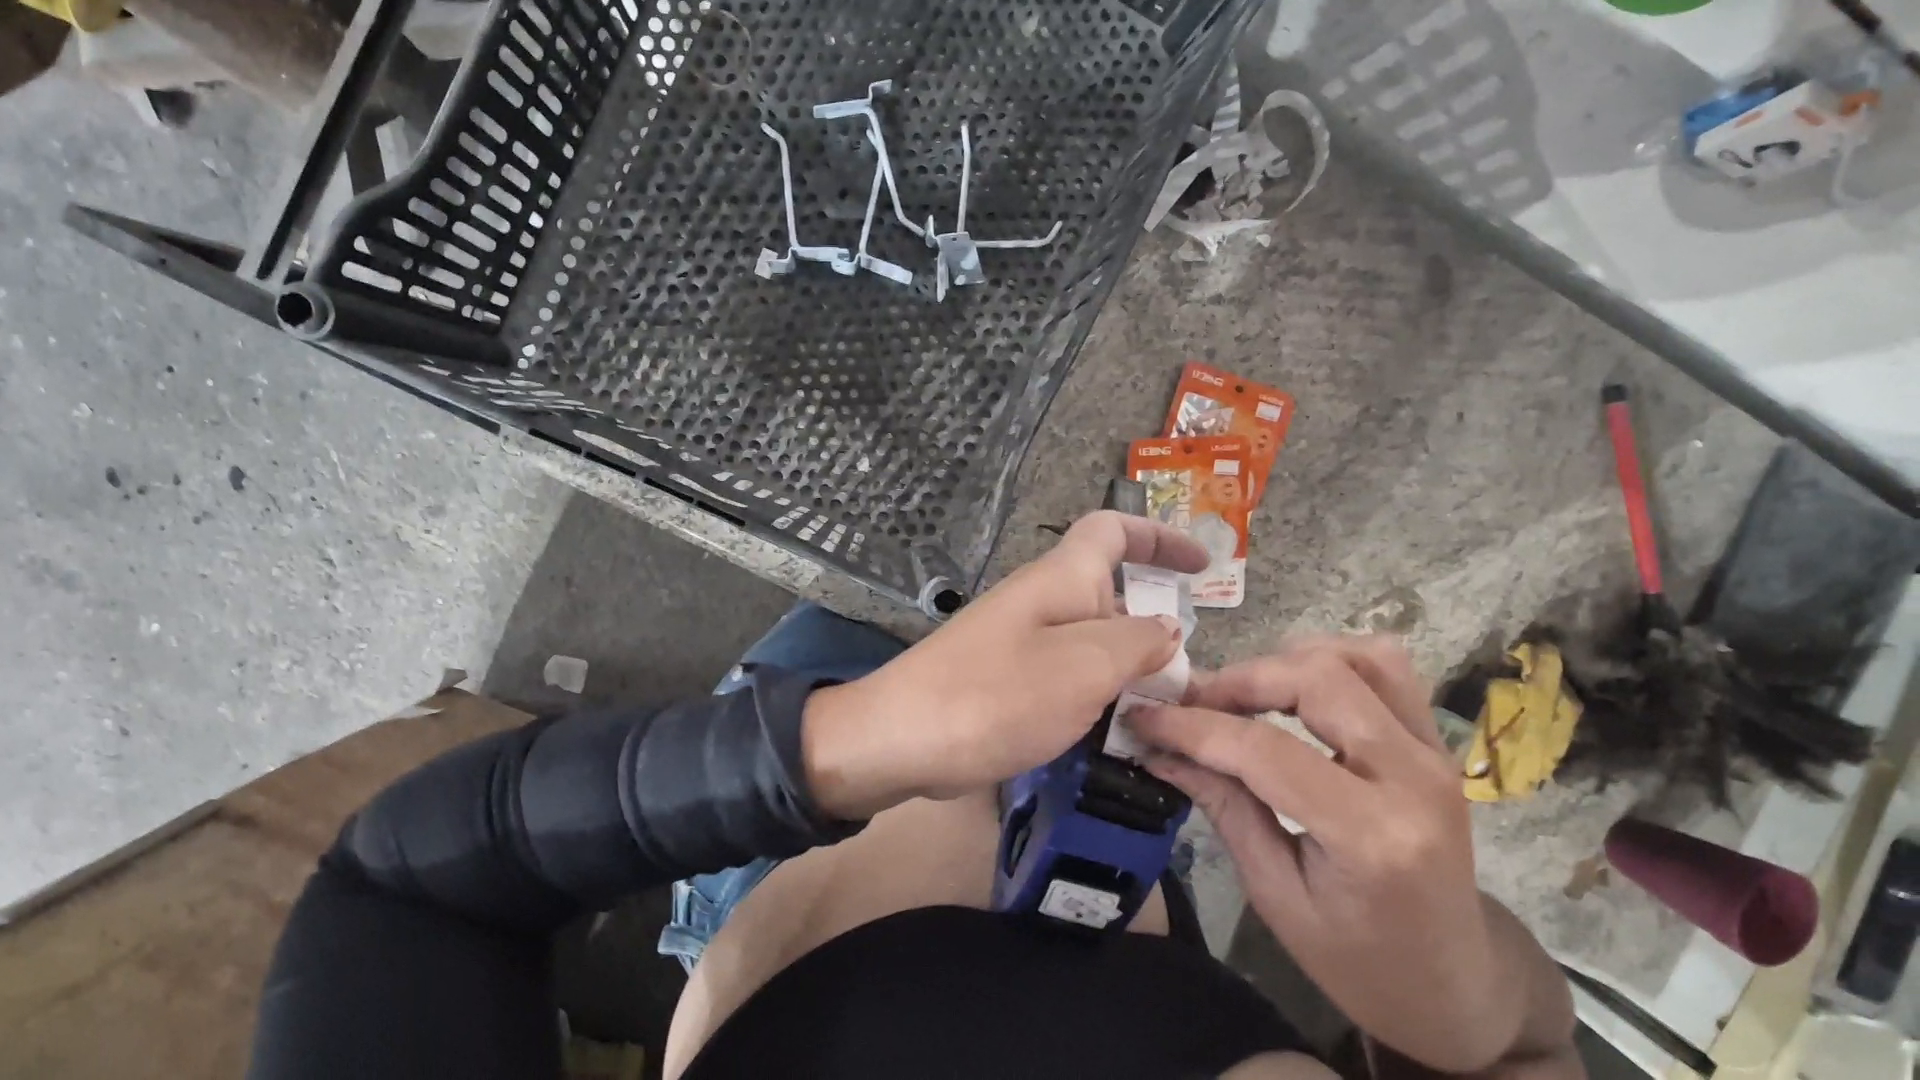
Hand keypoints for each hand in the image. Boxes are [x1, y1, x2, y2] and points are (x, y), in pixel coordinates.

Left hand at [803, 511, 1206, 819]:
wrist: (900, 740)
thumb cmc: (997, 695)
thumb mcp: (1085, 667)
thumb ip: (1138, 643)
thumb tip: (1167, 629)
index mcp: (1061, 578)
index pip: (1114, 529)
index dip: (1160, 537)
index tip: (1201, 566)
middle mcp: (1040, 599)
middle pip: (1109, 592)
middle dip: (1153, 623)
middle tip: (1191, 674)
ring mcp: (1018, 640)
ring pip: (1090, 640)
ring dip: (1128, 667)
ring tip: (1164, 711)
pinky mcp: (1004, 679)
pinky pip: (1065, 674)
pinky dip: (1096, 693)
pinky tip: (1113, 730)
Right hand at [1129, 638, 1527, 1074]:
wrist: (1452, 983)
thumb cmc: (1357, 960)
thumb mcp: (1275, 894)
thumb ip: (1224, 808)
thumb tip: (1160, 750)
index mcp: (1373, 836)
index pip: (1266, 750)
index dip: (1193, 727)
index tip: (1142, 717)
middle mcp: (1414, 777)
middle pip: (1319, 679)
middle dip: (1238, 680)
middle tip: (1188, 703)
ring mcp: (1436, 752)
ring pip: (1361, 657)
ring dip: (1289, 661)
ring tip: (1241, 694)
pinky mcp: (1437, 743)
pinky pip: (1387, 669)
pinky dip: (1331, 662)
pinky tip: (1292, 689)